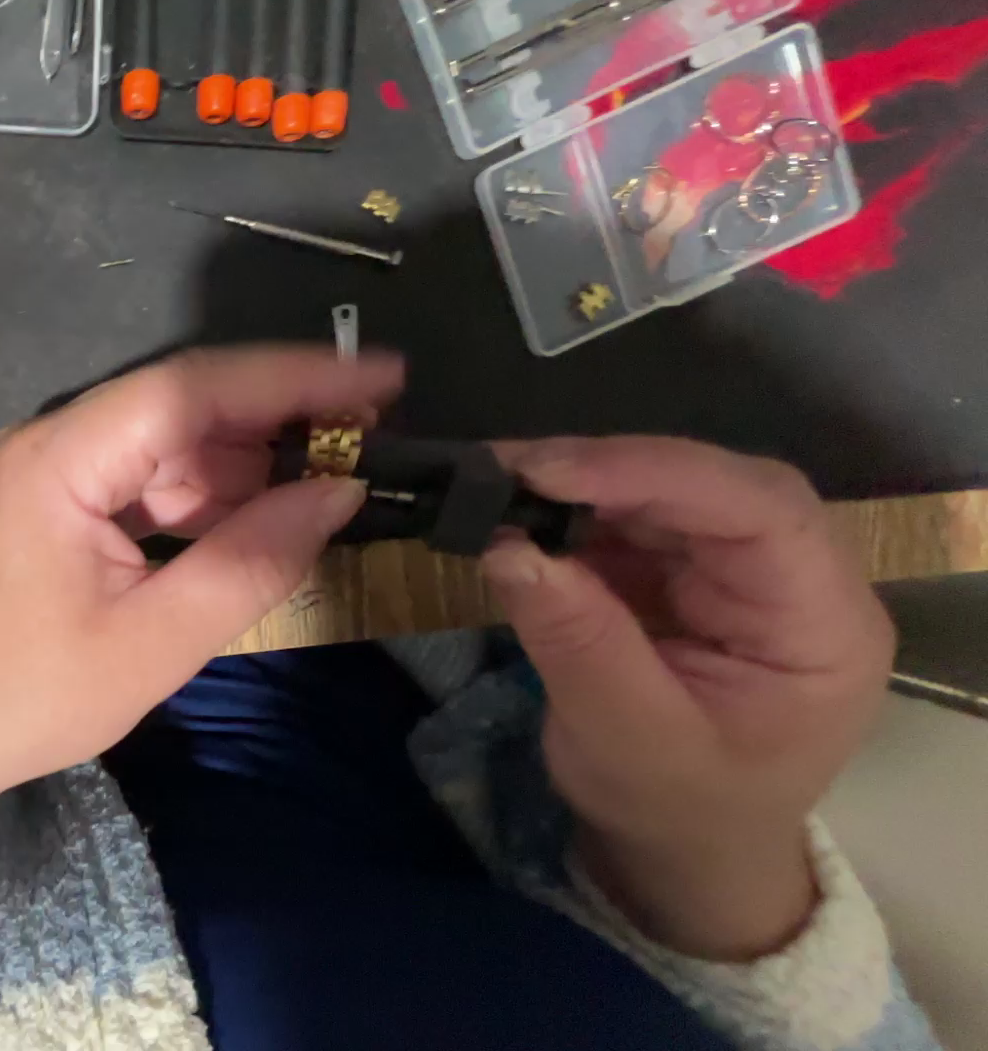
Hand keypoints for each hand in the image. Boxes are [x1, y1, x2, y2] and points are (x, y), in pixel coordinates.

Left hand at [0, 346, 403, 868]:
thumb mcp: (153, 643)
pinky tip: (254, 517)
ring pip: (162, 447)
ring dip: (240, 465)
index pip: (189, 388)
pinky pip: (137, 483)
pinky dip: (197, 499)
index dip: (290, 377)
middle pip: (177, 409)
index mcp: (59, 460)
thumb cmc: (28, 699)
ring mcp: (46, 472)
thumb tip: (337, 493)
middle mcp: (48, 444)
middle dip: (274, 422)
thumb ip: (249, 562)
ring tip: (330, 481)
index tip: (381, 376)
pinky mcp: (50, 505)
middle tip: (371, 438)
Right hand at [481, 437, 894, 959]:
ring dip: (572, 483)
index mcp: (816, 623)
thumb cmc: (673, 803)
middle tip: (500, 468)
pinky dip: (559, 511)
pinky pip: (616, 521)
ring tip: (490, 486)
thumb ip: (575, 640)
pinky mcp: (666, 575)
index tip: (543, 470)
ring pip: (657, 493)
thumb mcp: (624, 735)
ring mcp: (722, 572)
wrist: (672, 838)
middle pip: (708, 487)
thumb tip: (506, 547)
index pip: (758, 512)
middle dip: (604, 468)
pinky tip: (511, 514)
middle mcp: (782, 580)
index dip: (653, 473)